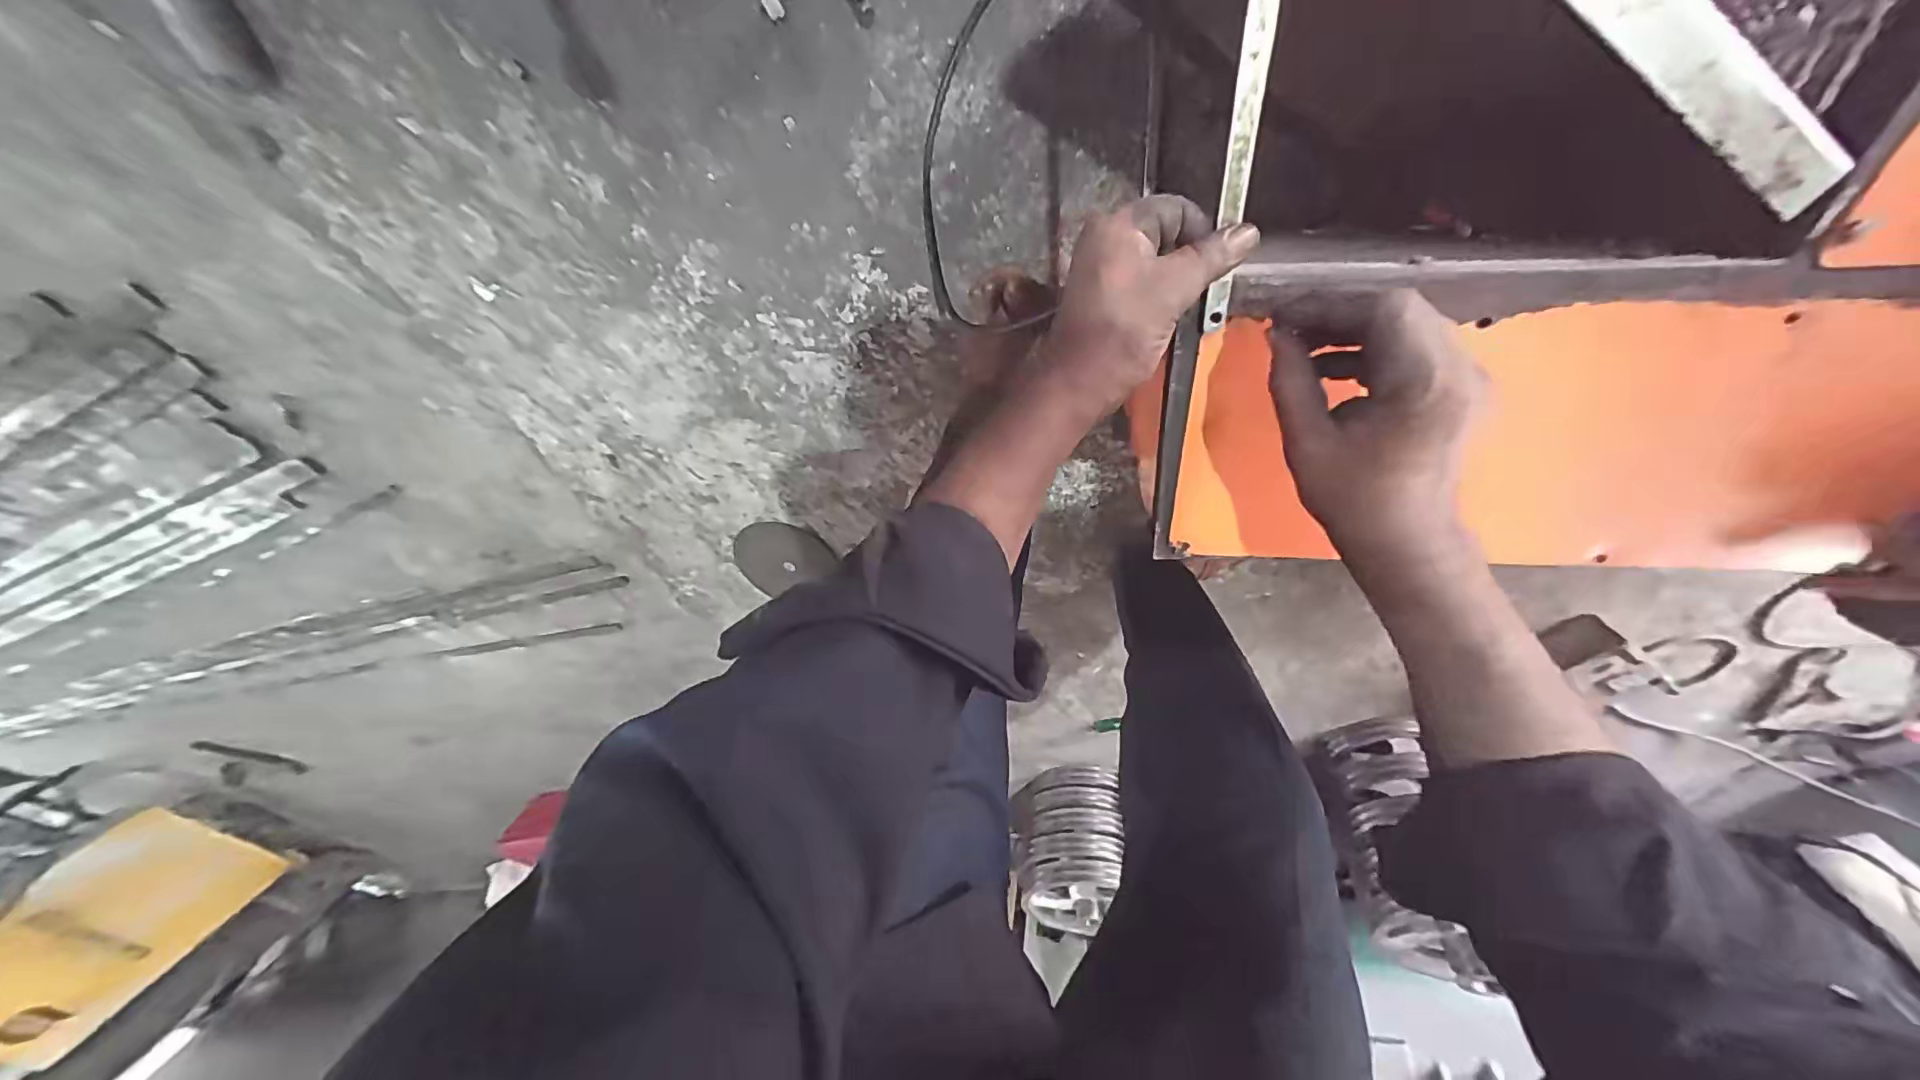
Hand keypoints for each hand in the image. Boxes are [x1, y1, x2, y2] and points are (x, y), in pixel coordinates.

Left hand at [1041, 195, 1260, 411]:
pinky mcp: (1098, 297)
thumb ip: (1212, 256)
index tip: (1218, 263)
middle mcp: (1102, 239)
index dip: (1203, 230)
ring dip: (1175, 281)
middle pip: (1163, 234)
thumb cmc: (1124, 331)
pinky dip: (1156, 296)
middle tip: (1204, 287)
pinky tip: (1164, 317)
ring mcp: (1097, 269)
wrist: (1079, 382)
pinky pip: (1137, 285)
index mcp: (1116, 224)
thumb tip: (1248, 232)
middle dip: (1189, 258)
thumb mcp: (1175, 289)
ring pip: (1152, 263)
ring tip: (1184, 306)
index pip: (1175, 208)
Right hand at [1266, 289, 1486, 560]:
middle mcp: (1459, 368)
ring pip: (1409, 325)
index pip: (1384, 309)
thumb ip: (1290, 382)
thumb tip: (1278, 336)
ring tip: (1306, 348)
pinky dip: (1374, 349)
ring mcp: (1468, 377)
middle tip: (1292, 328)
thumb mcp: (1306, 441)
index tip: (1285, 315)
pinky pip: (1417, 348)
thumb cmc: (1353, 499)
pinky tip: (1335, 367)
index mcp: (1424, 382)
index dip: (1328, 303)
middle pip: (1400, 310)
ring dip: (1355, 330)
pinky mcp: (1462, 387)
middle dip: (1339, 313)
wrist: (1407, 541)